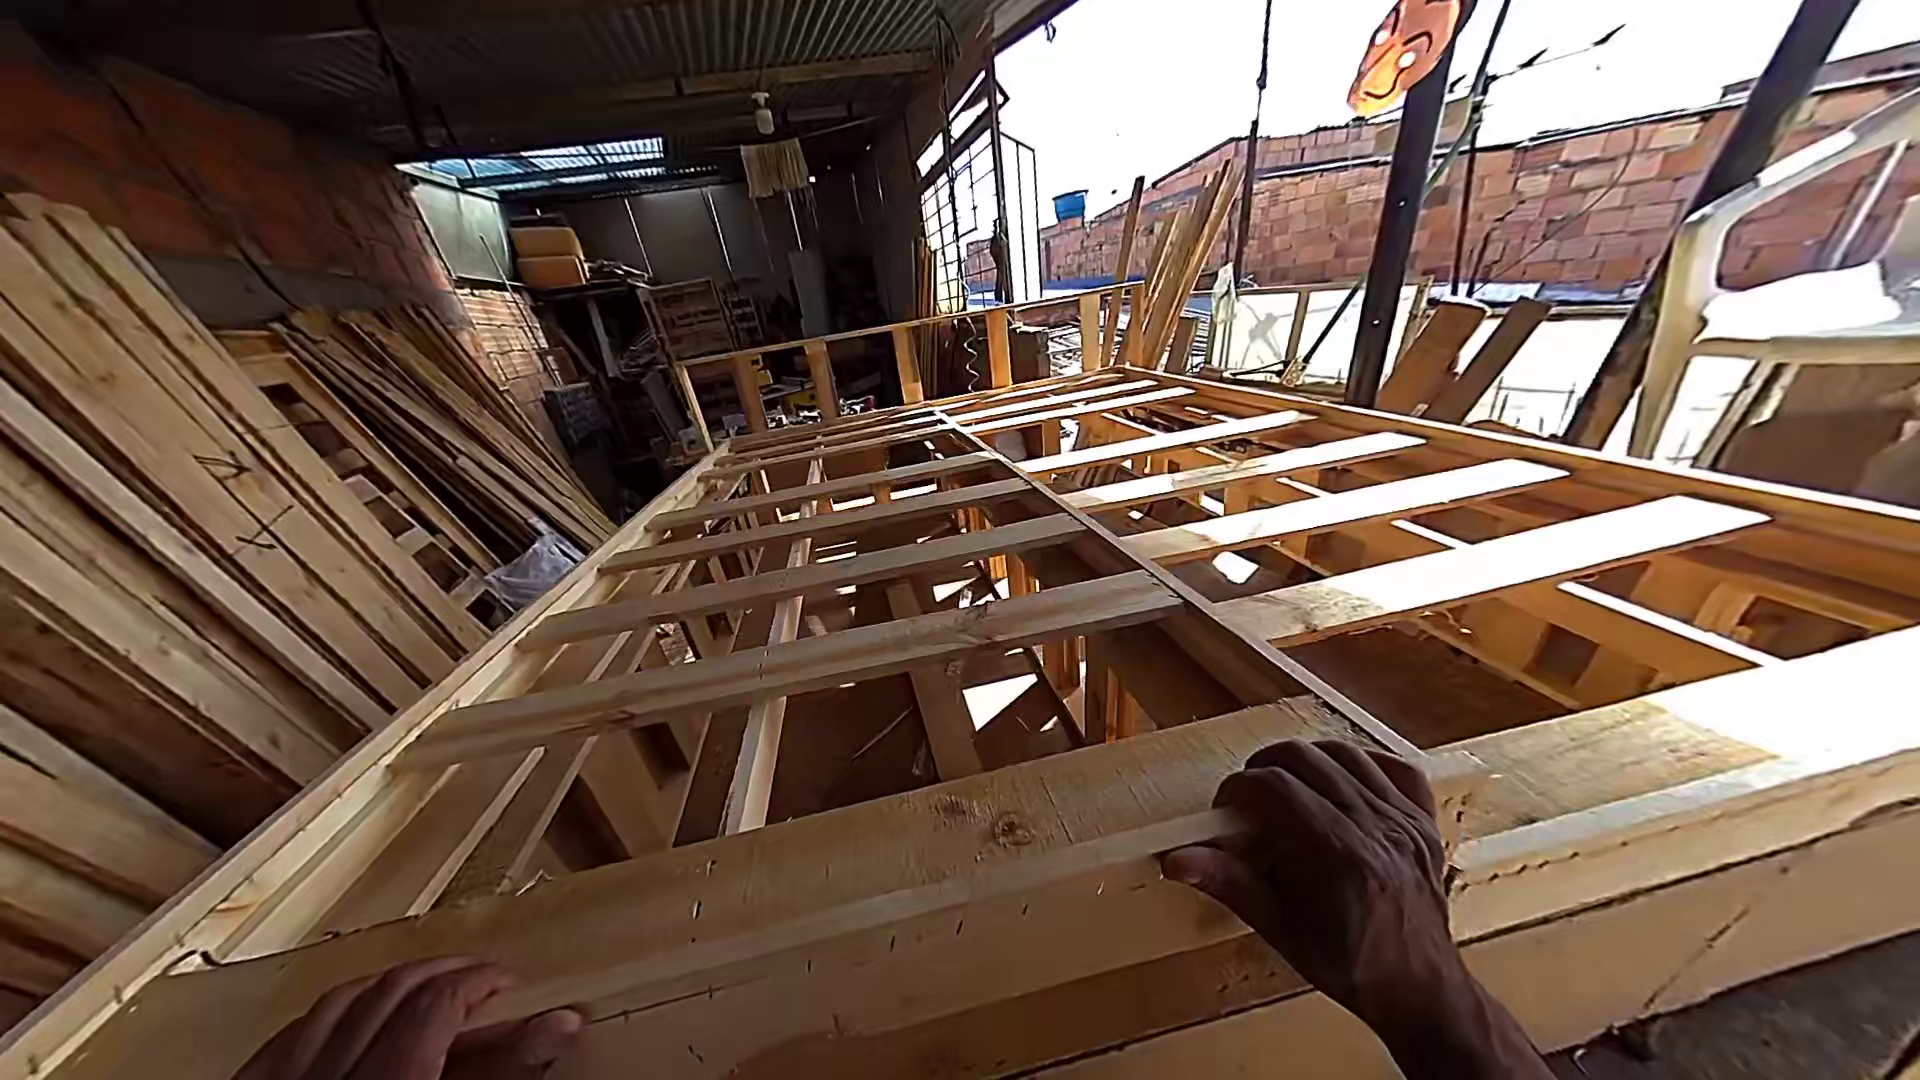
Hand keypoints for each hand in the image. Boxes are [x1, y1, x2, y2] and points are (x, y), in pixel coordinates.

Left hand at [236, 958, 582, 1079]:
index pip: (437, 1000)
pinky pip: (286, 1038)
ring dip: (390, 986)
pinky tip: (357, 1025)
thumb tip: (561, 1024)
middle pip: (392, 988)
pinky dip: (330, 1018)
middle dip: (446, 971)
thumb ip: (505, 1076)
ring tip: (427, 993)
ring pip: (337, 1003)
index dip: (483, 979)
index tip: (511, 985)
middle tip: (483, 982)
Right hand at [1164, 740, 1549, 1078]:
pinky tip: (1340, 778)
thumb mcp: (1278, 928)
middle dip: (1264, 765)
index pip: (1275, 786)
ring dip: (1306, 758)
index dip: (1239, 787)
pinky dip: (1362, 763)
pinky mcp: (1424, 821)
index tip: (1226, 808)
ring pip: (1344, 753)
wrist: (1423, 993)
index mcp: (1338, 854)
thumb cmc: (1346, 963)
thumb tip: (1175, 859)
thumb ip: (1228, 883)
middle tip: (1250, 793)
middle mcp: (1374, 828)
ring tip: (1286, 782)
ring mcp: (1405, 821)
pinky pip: (1395, 767)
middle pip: (1305, 757)